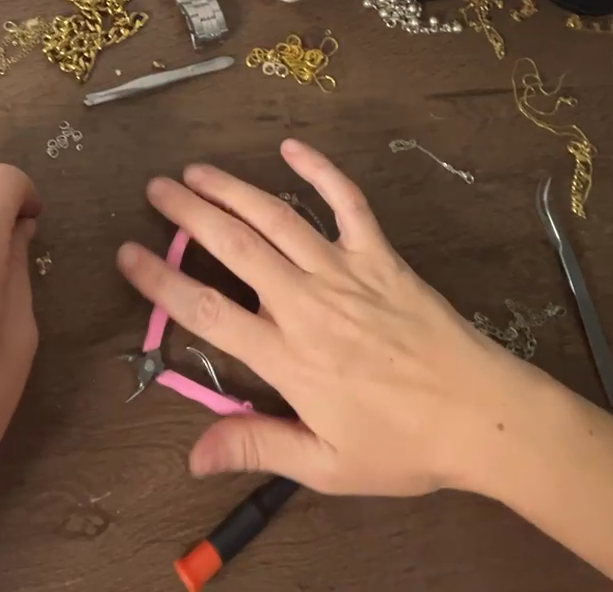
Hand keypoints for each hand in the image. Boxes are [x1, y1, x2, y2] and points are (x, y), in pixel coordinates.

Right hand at [115, 139, 553, 498]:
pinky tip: (292, 146)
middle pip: (235, 248)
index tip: (129, 254)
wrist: (483, 417)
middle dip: (189, 214)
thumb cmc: (402, 445)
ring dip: (232, 190)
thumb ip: (256, 447)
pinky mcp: (379, 255)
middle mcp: (307, 304)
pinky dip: (320, 170)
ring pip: (276, 219)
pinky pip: (347, 203)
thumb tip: (191, 455)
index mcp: (289, 357)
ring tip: (196, 171)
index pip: (208, 313)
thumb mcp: (325, 465)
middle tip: (155, 188)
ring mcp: (344, 271)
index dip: (161, 281)